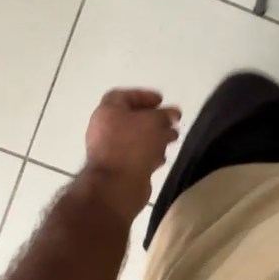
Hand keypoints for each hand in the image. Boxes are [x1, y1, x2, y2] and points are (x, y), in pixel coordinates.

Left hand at [81, 89, 180, 219]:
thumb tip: (172, 114)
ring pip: (136, 137)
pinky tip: (162, 157)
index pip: (124, 96)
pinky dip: (150, 152)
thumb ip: (165, 114)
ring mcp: (110, 149)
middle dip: (155, 119)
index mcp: (107, 111)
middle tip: (173, 121)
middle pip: (132, 118)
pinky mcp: (118, 167)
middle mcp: (105, 128)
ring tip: (174, 139)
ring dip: (156, 136)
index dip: (143, 96)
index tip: (162, 100)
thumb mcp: (154, 121)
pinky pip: (135, 155)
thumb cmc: (133, 145)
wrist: (117, 184)